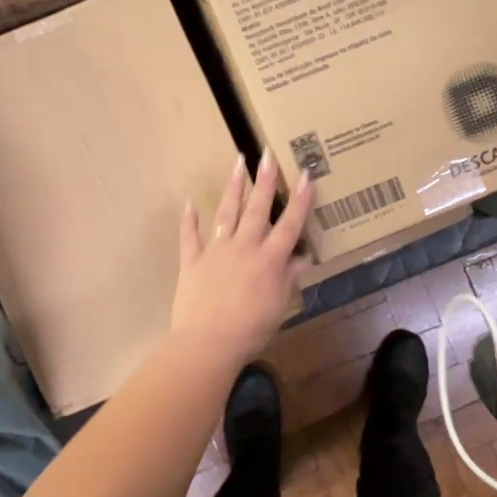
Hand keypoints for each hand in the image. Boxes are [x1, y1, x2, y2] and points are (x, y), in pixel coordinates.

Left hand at [173, 154, 315, 367]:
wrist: (208, 342)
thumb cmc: (250, 330)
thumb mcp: (279, 306)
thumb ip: (288, 279)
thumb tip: (302, 259)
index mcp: (269, 260)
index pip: (289, 225)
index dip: (300, 200)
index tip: (306, 175)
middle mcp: (244, 247)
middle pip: (257, 209)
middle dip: (265, 180)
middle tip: (268, 154)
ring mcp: (216, 251)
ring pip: (226, 213)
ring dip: (233, 187)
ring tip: (237, 162)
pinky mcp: (192, 261)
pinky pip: (190, 236)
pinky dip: (189, 220)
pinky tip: (189, 203)